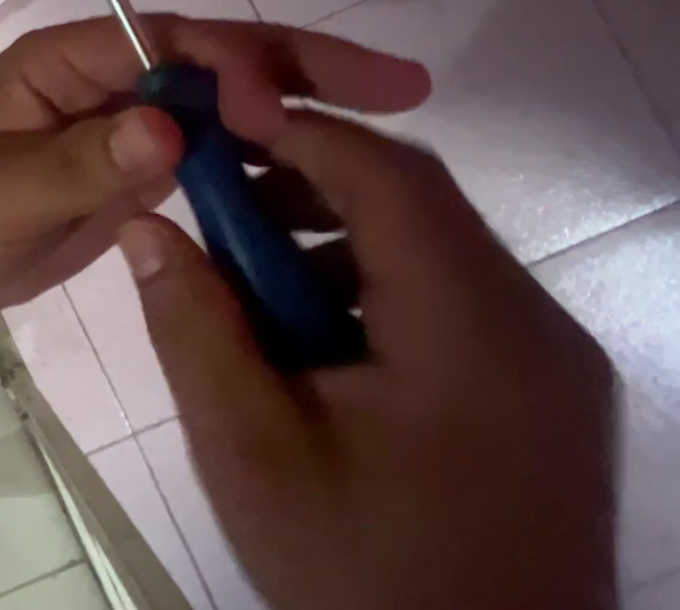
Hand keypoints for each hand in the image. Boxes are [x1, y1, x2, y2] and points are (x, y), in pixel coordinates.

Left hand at [0, 15, 431, 313]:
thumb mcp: (3, 193)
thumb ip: (78, 163)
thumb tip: (166, 127)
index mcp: (60, 60)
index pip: (158, 40)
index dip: (226, 62)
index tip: (278, 110)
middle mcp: (101, 75)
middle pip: (206, 56)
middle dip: (293, 65)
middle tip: (401, 84)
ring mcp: (128, 117)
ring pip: (222, 100)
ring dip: (296, 107)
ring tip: (392, 120)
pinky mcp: (143, 160)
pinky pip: (215, 147)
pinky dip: (266, 155)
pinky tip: (325, 171)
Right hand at [120, 112, 616, 609]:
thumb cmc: (355, 565)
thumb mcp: (246, 444)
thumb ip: (191, 323)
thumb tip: (142, 224)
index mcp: (472, 331)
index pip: (388, 178)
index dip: (295, 128)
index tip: (209, 115)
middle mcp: (529, 324)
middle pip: (410, 198)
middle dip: (299, 174)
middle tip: (203, 181)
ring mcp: (538, 356)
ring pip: (421, 239)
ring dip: (321, 223)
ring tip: (233, 255)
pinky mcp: (526, 385)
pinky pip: (435, 289)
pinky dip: (352, 272)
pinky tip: (291, 318)